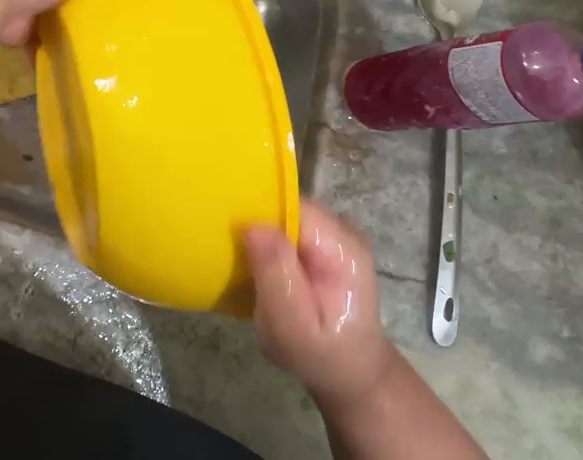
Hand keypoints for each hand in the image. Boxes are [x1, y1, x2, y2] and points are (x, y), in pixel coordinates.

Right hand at [245, 201, 395, 406]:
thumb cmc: (322, 357)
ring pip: (284, 216)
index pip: (292, 208)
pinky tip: (261, 267)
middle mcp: (343, 230)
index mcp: (343, 249)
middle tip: (235, 257)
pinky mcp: (323, 242)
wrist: (351, 374)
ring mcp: (334, 234)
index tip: (230, 236)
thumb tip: (253, 226)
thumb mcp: (293, 329)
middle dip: (257, 226)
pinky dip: (269, 243)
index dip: (259, 214)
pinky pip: (287, 228)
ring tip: (246, 265)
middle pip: (287, 207)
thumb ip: (276, 277)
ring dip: (261, 236)